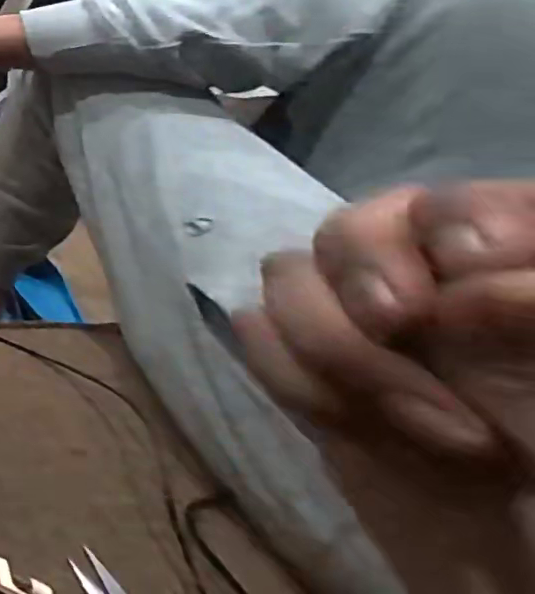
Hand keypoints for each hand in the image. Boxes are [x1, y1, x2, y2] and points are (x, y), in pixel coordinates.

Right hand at [233, 181, 534, 458]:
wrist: (527, 590)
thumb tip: (466, 275)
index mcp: (519, 284)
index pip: (469, 203)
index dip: (462, 216)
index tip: (481, 266)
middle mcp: (438, 296)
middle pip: (353, 224)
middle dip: (365, 272)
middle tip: (403, 324)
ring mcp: (365, 337)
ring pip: (286, 276)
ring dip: (334, 348)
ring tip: (425, 431)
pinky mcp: (308, 375)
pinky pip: (251, 333)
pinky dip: (292, 377)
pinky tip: (354, 428)